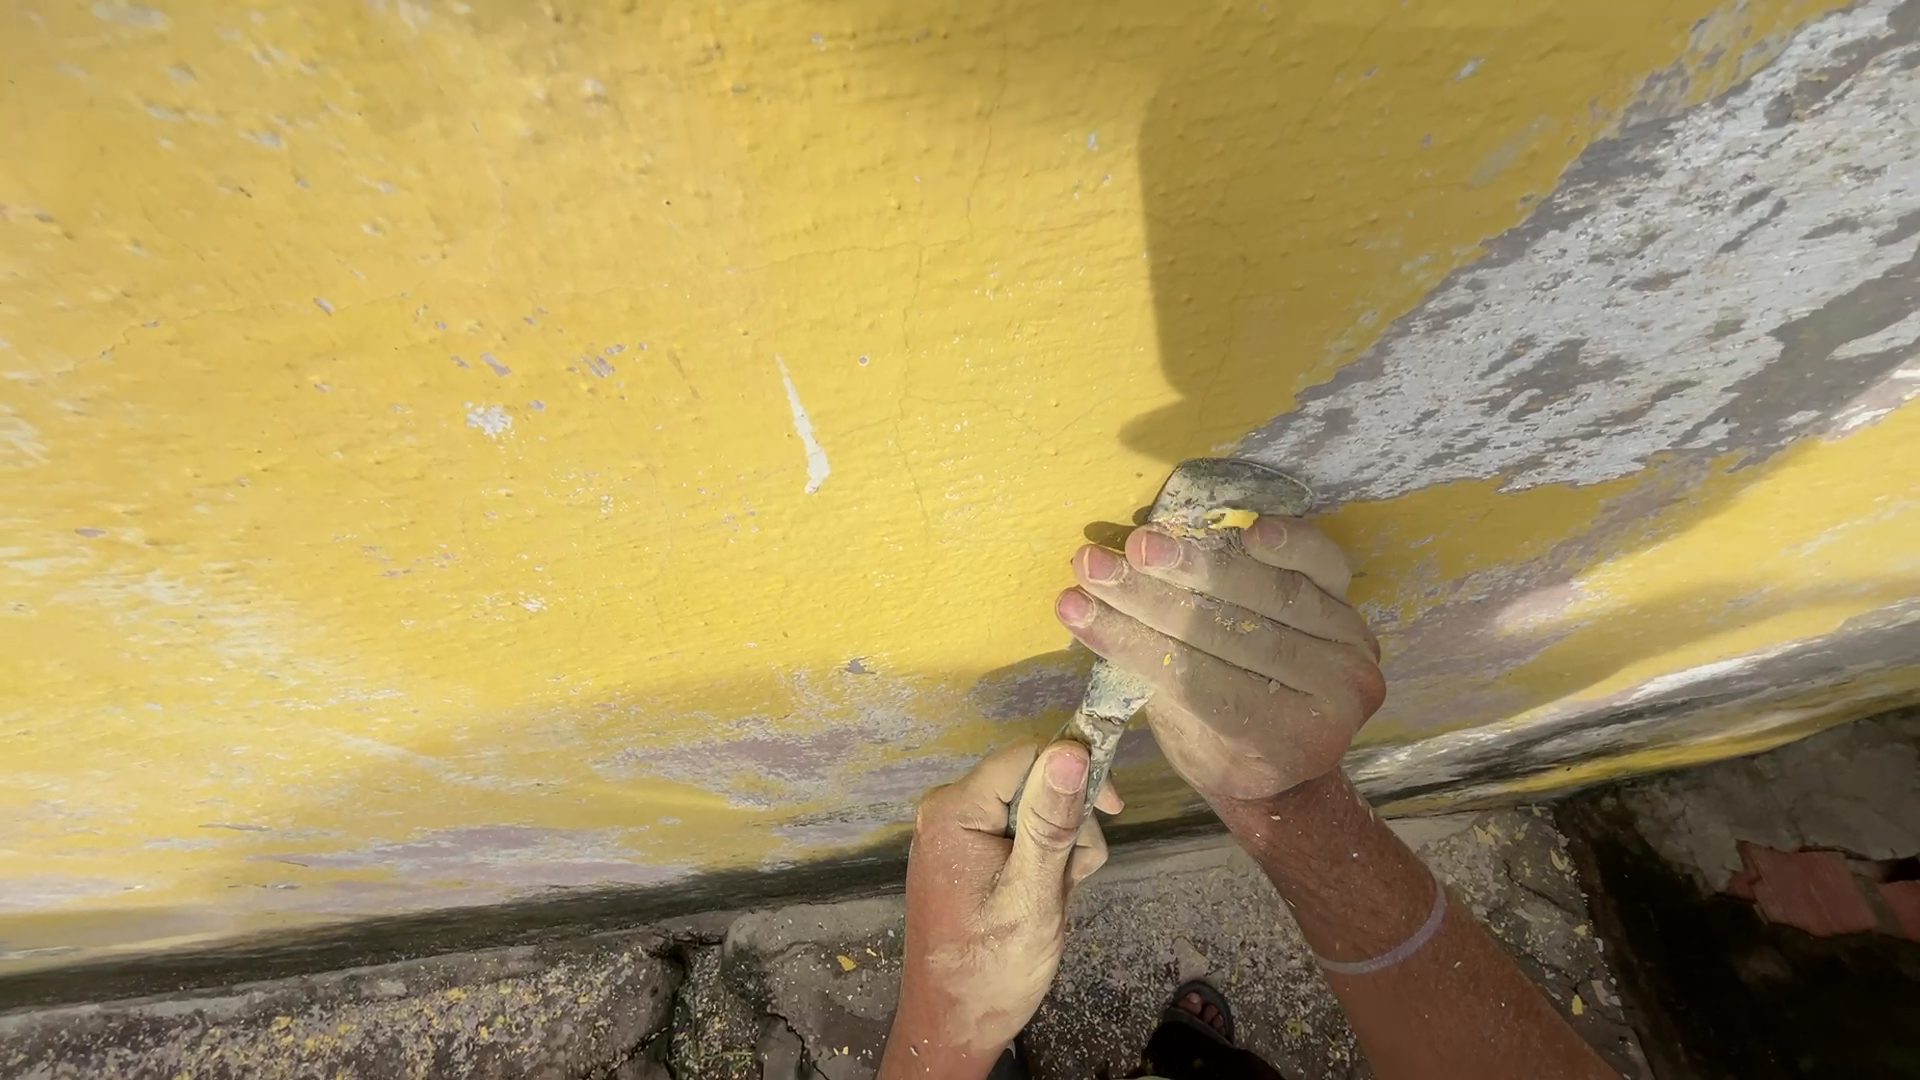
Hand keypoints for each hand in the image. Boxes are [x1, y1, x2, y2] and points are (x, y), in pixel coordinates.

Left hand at [880, 742, 1121, 1077]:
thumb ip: (1051, 821)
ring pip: (1032, 808)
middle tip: (1072, 876)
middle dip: (1066, 824)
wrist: (951, 1026)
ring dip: (1059, 848)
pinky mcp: (966, 849)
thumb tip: (1071, 749)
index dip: (1075, 770)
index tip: (1114, 807)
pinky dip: (1042, 859)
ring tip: (1055, 897)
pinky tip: (1044, 896)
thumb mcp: (1032, 894)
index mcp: (955, 808)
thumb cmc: (991, 969)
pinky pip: (1018, 832)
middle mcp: (949, 807)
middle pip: (1031, 781)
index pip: (1027, 754)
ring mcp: (956, 829)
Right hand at [1055, 515, 1383, 802]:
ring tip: (1139, 543)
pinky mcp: (1352, 604)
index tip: (1073, 606)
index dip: (1130, 641)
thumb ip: (1151, 677)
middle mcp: (1333, 695)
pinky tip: (1244, 527)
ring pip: (1269, 591)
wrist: (1294, 756)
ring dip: (1194, 562)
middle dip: (1150, 595)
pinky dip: (1285, 541)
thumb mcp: (1182, 738)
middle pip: (1229, 631)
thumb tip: (1088, 609)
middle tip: (1096, 566)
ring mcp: (1350, 645)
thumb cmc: (1223, 751)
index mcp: (1285, 742)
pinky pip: (1322, 562)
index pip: (1195, 679)